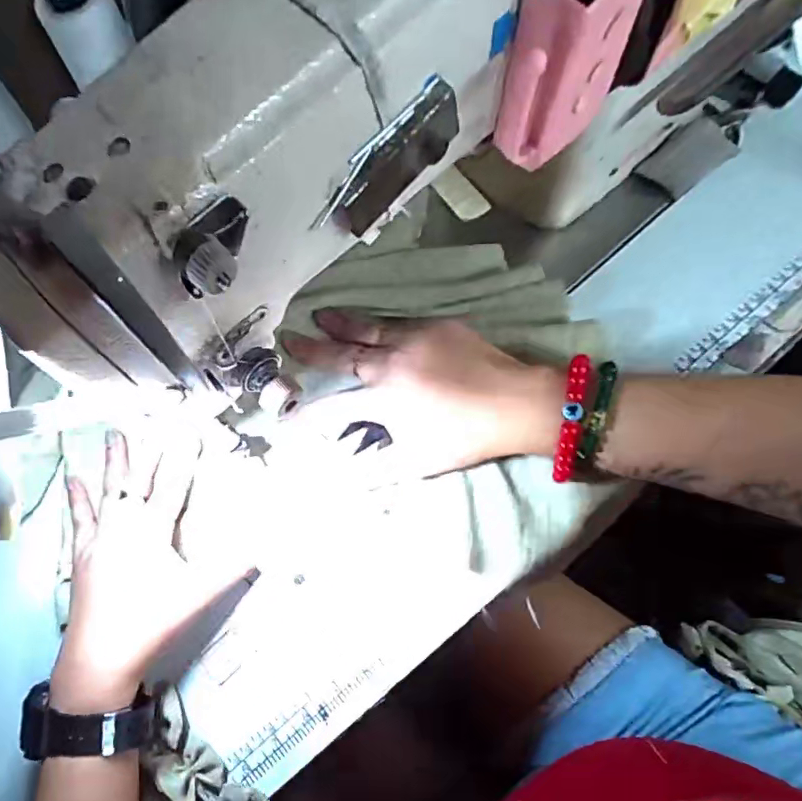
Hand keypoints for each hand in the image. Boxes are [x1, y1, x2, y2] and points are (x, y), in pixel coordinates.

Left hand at [49, 428, 252, 712]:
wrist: (100, 655)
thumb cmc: (153, 622)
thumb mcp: (200, 595)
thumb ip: (232, 568)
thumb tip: (266, 548)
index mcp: (152, 532)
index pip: (172, 487)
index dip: (181, 459)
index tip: (186, 432)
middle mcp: (123, 527)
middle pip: (138, 481)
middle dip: (148, 452)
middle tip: (151, 422)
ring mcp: (98, 539)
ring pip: (107, 493)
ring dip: (112, 463)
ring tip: (112, 435)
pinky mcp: (81, 555)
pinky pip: (79, 519)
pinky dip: (77, 499)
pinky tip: (72, 479)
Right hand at [281, 310, 560, 485]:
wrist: (515, 402)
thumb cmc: (466, 437)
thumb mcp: (421, 462)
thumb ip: (380, 471)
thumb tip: (349, 485)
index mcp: (385, 399)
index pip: (335, 408)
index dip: (308, 415)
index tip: (286, 418)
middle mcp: (391, 363)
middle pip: (343, 354)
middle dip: (313, 349)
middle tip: (288, 338)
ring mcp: (415, 338)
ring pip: (369, 328)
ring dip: (342, 324)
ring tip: (321, 315)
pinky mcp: (438, 326)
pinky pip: (400, 321)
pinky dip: (380, 322)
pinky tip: (375, 321)